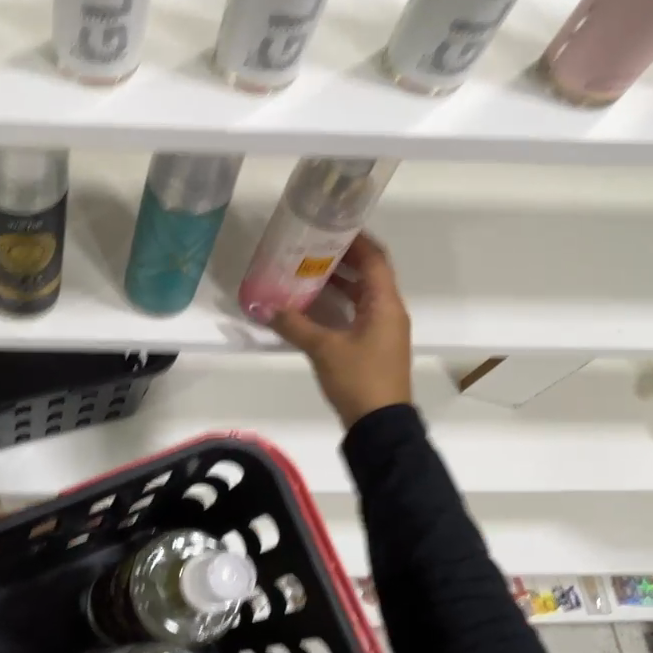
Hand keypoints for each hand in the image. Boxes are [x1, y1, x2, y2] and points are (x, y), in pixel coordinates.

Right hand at [270, 234, 412, 427]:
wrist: (380, 426)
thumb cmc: (359, 379)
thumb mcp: (323, 349)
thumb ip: (294, 325)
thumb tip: (264, 307)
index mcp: (385, 304)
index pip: (375, 259)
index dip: (356, 240)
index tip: (331, 226)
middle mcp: (388, 311)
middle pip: (369, 274)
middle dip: (342, 259)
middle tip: (311, 247)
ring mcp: (382, 330)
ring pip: (362, 295)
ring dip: (339, 282)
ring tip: (307, 270)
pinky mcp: (373, 347)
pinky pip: (357, 314)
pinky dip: (338, 305)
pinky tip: (312, 306)